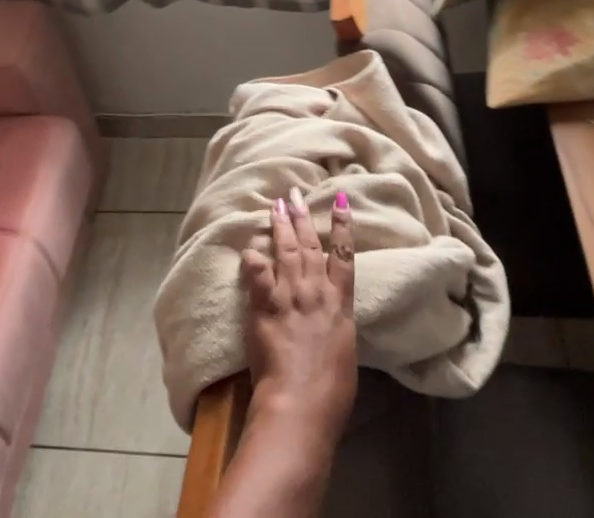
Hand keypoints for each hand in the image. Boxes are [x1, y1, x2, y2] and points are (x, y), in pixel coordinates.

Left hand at [239, 187, 357, 442]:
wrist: (303, 401)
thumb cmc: (332, 388)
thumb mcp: (344, 349)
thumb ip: (336, 326)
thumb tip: (332, 320)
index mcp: (340, 303)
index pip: (344, 255)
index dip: (342, 226)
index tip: (340, 200)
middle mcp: (316, 291)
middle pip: (310, 245)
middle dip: (303, 216)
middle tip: (295, 193)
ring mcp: (290, 296)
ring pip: (286, 251)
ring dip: (281, 225)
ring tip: (276, 204)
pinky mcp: (265, 306)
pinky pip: (257, 274)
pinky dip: (253, 259)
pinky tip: (249, 245)